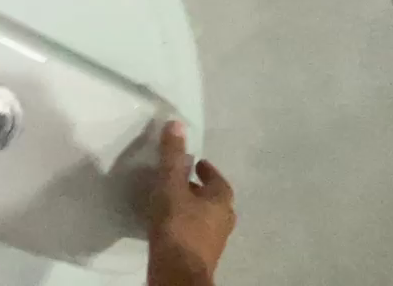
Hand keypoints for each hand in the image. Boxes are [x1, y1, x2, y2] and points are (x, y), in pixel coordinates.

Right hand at [147, 120, 235, 285]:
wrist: (177, 272)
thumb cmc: (177, 223)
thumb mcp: (170, 183)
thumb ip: (173, 155)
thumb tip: (178, 122)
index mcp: (221, 201)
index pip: (218, 180)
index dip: (206, 170)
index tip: (193, 162)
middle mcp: (223, 221)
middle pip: (214, 199)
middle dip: (199, 188)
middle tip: (180, 178)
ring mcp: (214, 241)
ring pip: (205, 217)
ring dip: (192, 206)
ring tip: (170, 197)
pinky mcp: (201, 256)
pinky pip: (196, 231)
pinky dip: (186, 222)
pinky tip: (168, 220)